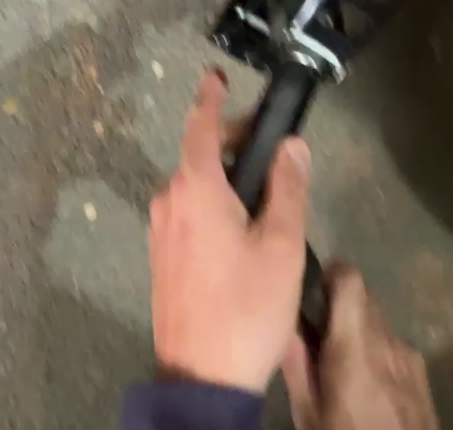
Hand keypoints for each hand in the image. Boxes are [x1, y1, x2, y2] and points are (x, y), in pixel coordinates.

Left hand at [148, 70, 312, 392]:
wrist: (200, 376)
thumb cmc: (246, 305)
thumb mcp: (281, 246)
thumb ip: (288, 189)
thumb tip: (292, 145)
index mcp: (195, 187)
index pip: (200, 125)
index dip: (210, 97)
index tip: (216, 75)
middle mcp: (169, 198)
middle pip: (199, 153)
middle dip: (231, 140)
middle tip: (268, 144)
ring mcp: (160, 227)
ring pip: (193, 183)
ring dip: (223, 174)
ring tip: (264, 191)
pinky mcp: (161, 253)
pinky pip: (187, 209)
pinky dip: (211, 200)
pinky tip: (239, 225)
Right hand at [283, 265, 437, 429]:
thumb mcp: (308, 415)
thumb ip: (295, 362)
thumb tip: (282, 321)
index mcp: (354, 345)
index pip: (348, 276)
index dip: (329, 276)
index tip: (312, 295)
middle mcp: (386, 341)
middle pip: (363, 297)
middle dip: (340, 307)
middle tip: (319, 337)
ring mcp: (410, 358)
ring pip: (379, 321)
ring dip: (359, 331)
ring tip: (342, 366)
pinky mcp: (424, 377)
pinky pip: (394, 345)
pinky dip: (378, 353)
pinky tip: (369, 389)